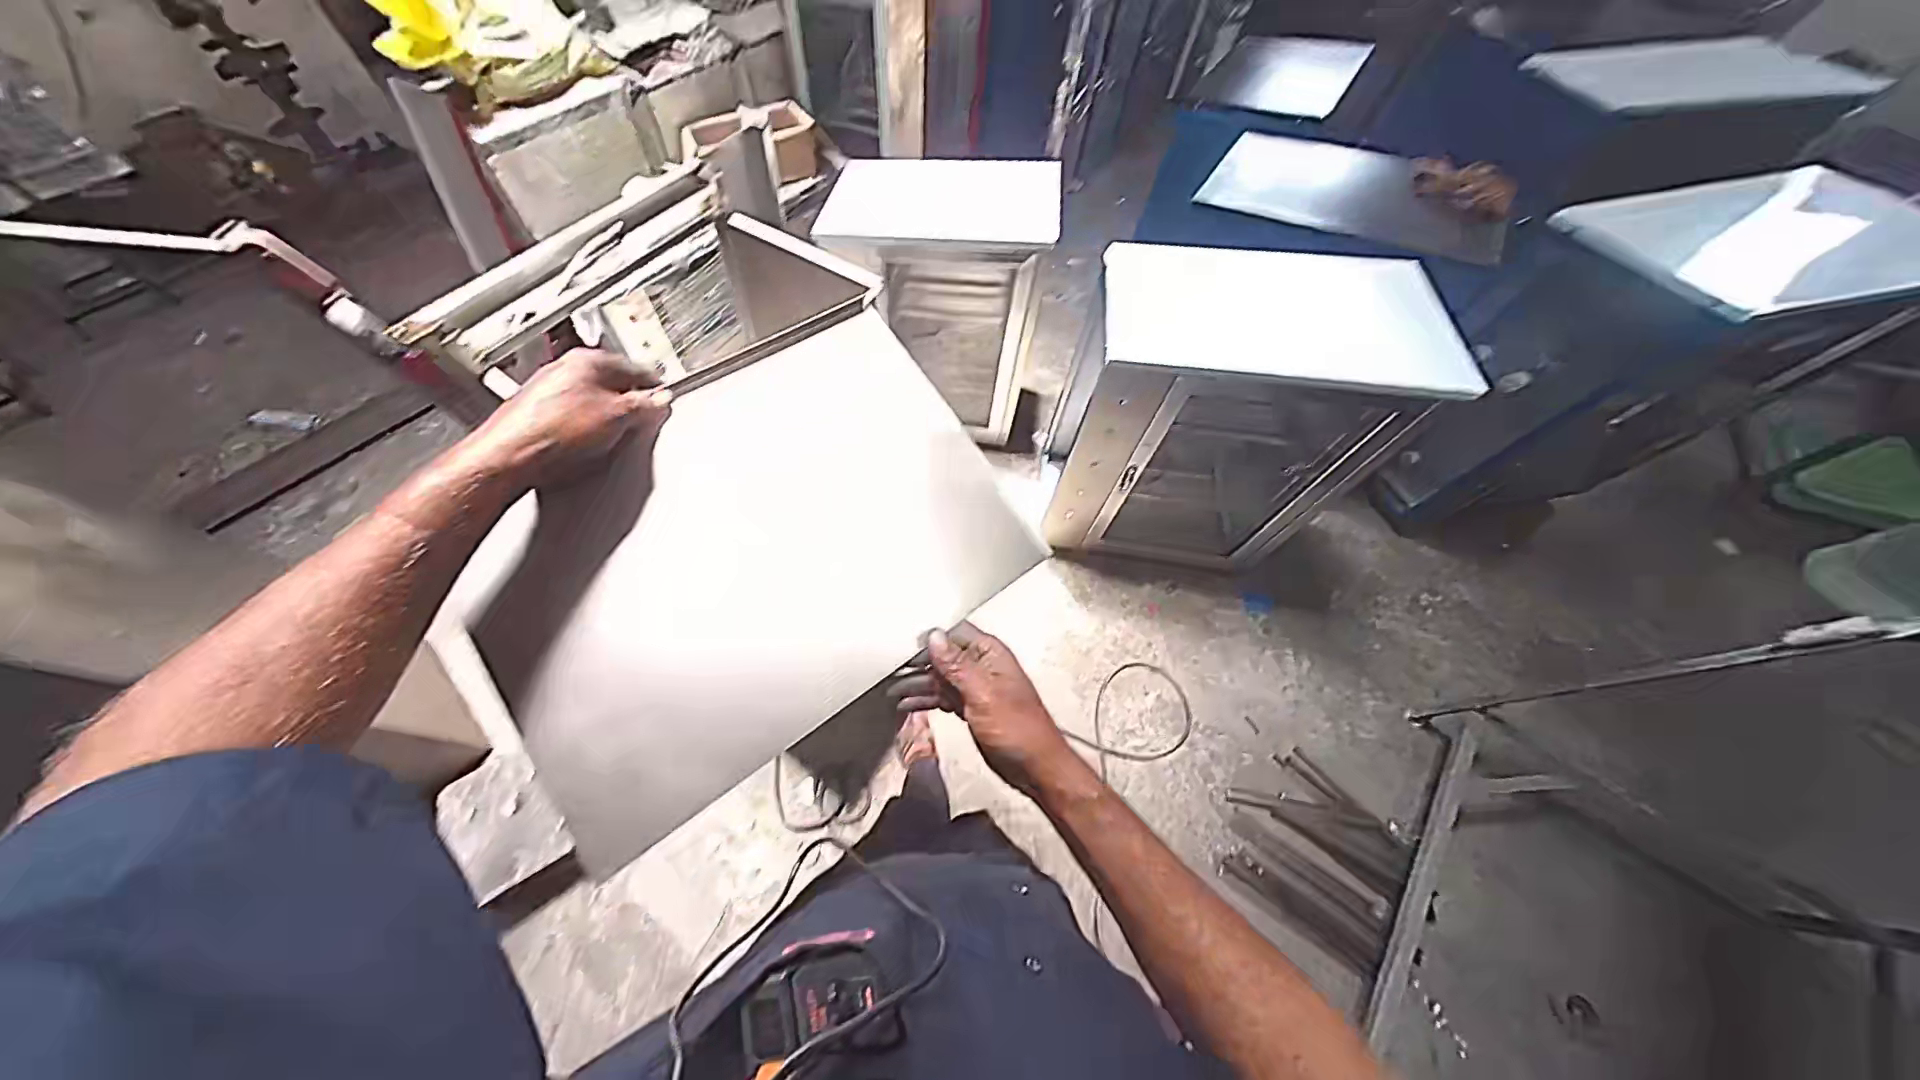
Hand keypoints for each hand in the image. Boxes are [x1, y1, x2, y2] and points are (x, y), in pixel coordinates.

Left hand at [464, 348, 670, 489]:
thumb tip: (660, 400)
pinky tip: (586, 443)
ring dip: (607, 417)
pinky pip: (576, 416)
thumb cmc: (554, 432)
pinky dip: (586, 427)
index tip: (664, 400)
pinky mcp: (539, 412)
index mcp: (587, 360)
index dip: (655, 387)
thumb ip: (645, 405)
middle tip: (641, 420)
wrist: (510, 456)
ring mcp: (550, 389)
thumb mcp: (618, 417)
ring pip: (594, 400)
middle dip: (629, 403)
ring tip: (611, 436)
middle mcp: (565, 368)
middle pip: (613, 383)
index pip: (636, 368)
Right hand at [887, 622, 1077, 795]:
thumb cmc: (1020, 730)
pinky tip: (907, 704)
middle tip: (890, 668)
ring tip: (892, 688)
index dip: (929, 638)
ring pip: (940, 677)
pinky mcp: (972, 707)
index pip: (953, 633)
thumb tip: (935, 636)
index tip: (903, 645)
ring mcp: (976, 688)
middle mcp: (982, 667)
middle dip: (917, 662)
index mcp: (990, 654)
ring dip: (917, 682)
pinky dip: (926, 699)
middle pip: (943, 655)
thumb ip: (956, 665)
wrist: (1035, 767)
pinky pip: (943, 696)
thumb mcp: (983, 694)